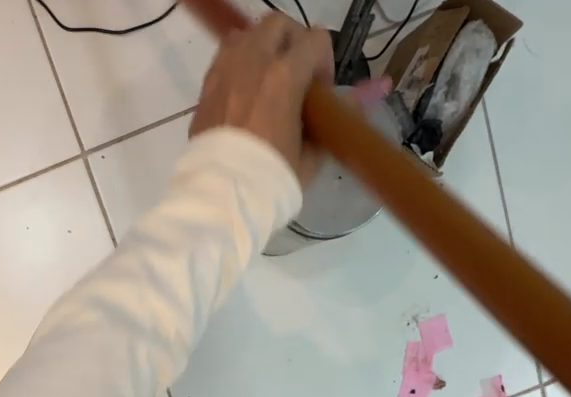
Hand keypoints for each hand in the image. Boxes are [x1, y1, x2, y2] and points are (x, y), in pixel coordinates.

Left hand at [189, 13, 332, 185]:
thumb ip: (335, 119)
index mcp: (284, 76)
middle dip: (292, 43)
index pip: (315, 39)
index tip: (320, 91)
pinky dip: (237, 65)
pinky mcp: (206, 88)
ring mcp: (225, 72)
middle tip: (295, 76)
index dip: (324, 61)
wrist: (223, 198)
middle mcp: (253, 63)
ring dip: (261, 49)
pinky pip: (224, 58)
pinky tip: (243, 94)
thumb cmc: (271, 179)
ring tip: (266, 81)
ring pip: (246, 35)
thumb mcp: (311, 154)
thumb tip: (364, 96)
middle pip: (278, 24)